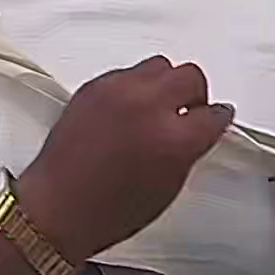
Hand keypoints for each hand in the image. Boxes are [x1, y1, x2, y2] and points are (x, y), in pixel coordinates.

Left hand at [15, 56, 234, 261]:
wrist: (57, 205)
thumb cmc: (108, 209)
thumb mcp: (168, 187)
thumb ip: (188, 149)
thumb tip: (201, 126)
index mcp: (173, 139)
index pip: (212, 113)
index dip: (216, 118)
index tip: (214, 118)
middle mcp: (147, 106)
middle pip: (189, 75)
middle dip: (195, 92)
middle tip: (189, 109)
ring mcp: (118, 91)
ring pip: (159, 65)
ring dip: (164, 83)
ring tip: (157, 106)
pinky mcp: (94, 85)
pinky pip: (127, 72)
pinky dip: (135, 86)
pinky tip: (129, 108)